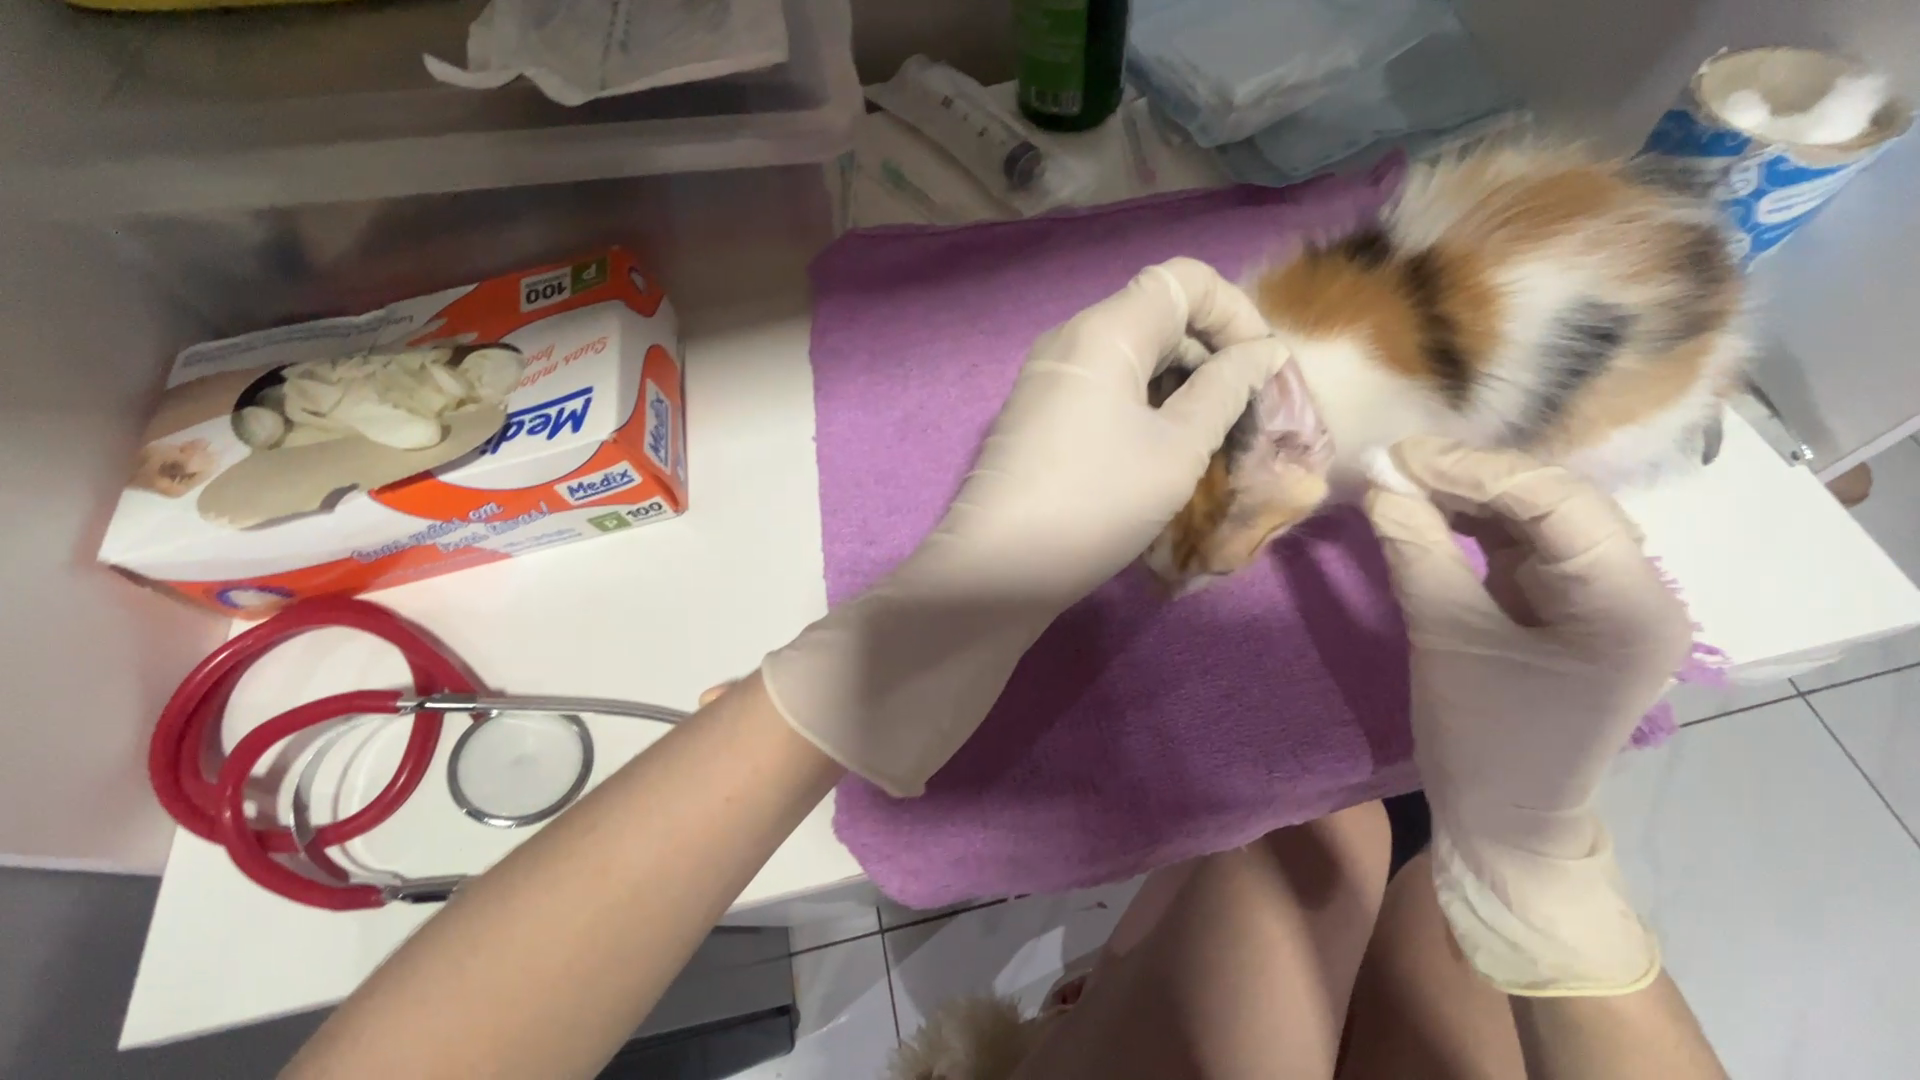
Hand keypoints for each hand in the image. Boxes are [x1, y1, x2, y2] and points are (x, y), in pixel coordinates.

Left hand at [763, 258, 1290, 795]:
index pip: (1185, 279)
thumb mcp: (1177, 448)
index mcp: (1105, 330)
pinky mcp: (1040, 415)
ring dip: (1181, 387)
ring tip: (1213, 442)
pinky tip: (1165, 454)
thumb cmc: (1096, 503)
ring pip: (1133, 359)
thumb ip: (1225, 389)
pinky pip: (1105, 390)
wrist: (997, 570)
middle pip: (1159, 317)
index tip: (1262, 369)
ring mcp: (1049, 378)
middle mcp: (1071, 339)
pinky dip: (1145, 407)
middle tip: (1247, 416)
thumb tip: (1262, 352)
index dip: (1236, 312)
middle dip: (1213, 355)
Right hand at [1364, 437, 1692, 996]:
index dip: (1473, 470)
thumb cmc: (1484, 741)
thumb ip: (1417, 552)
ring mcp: (1602, 595)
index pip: (1557, 502)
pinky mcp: (1567, 605)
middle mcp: (1633, 587)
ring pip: (1536, 515)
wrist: (1506, 821)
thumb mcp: (1445, 640)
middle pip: (1553, 500)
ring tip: (1398, 480)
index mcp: (1626, 603)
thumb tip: (1377, 483)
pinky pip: (1521, 544)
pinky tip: (1426, 510)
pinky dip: (1471, 523)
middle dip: (1467, 476)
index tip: (1395, 458)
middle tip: (1389, 464)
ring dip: (1465, 495)